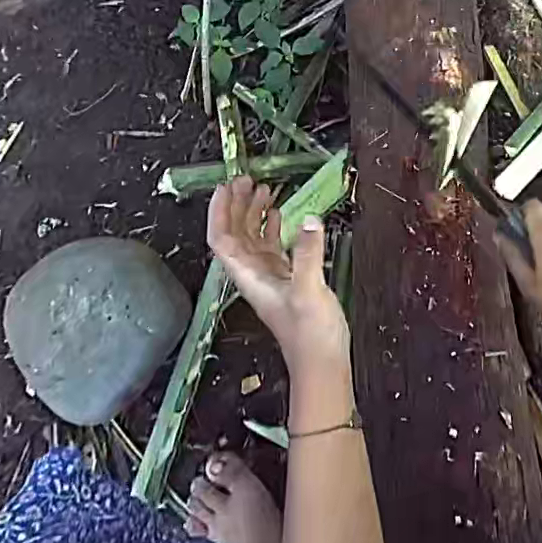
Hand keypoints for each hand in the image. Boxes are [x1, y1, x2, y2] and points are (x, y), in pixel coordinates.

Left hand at [207, 177, 349, 369]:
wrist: (322, 363)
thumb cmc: (310, 333)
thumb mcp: (309, 290)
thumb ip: (308, 253)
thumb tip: (310, 219)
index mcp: (250, 276)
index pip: (222, 239)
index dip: (219, 213)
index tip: (226, 188)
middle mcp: (254, 274)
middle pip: (235, 234)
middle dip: (236, 206)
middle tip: (246, 179)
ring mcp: (270, 276)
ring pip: (253, 238)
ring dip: (253, 213)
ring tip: (263, 188)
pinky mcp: (287, 278)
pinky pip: (272, 246)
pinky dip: (272, 227)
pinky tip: (280, 214)